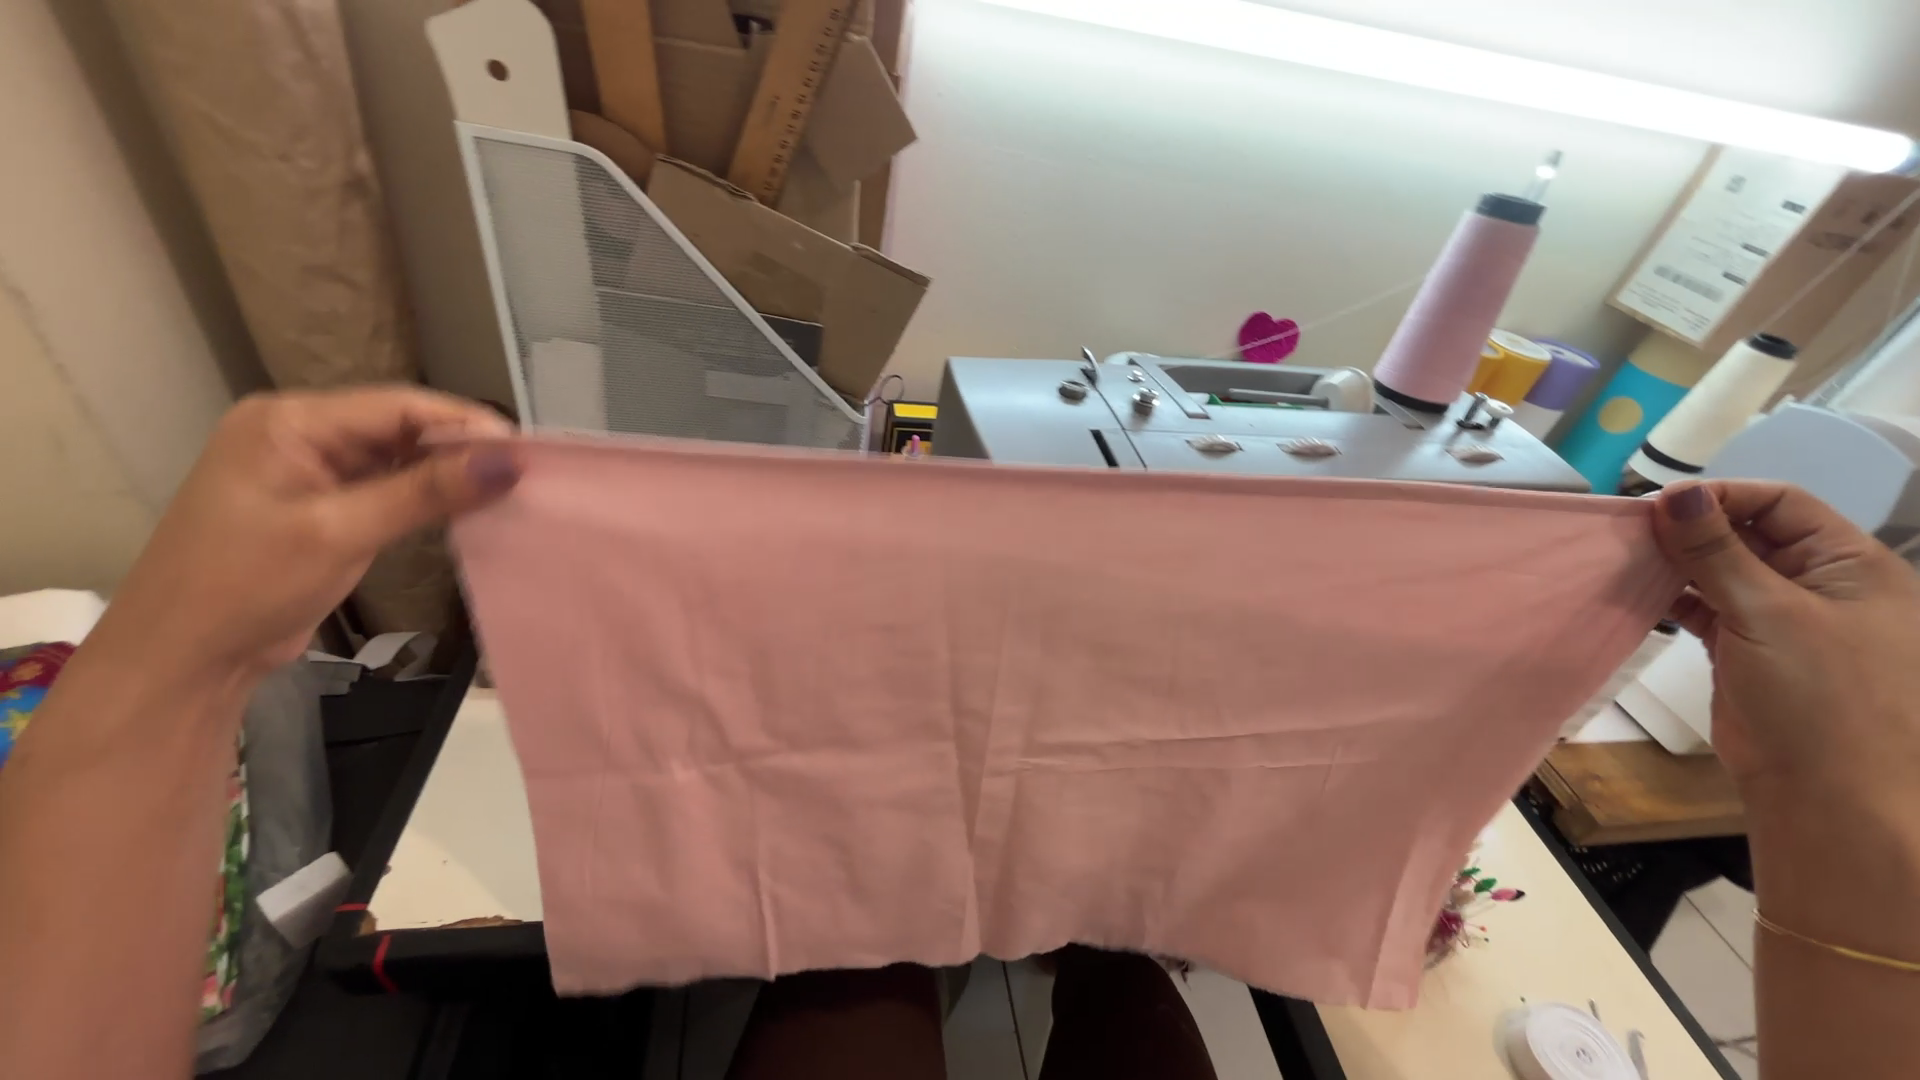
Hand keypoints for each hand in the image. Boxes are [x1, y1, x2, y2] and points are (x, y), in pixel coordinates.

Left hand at [91, 386, 520, 683]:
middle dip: (462, 448)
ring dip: (450, 473)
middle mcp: (301, 434)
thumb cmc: (247, 586)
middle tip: (525, 474)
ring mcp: (311, 471)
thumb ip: (426, 492)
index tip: (527, 453)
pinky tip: (466, 508)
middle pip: (402, 426)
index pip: (398, 406)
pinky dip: (429, 496)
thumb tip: (508, 460)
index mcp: (288, 422)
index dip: (466, 424)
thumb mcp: (341, 532)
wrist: (184, 658)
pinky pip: (390, 485)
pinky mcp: (324, 505)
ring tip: (508, 490)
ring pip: (400, 457)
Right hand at [1651, 480, 1919, 800]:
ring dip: (1676, 561)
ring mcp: (1782, 617)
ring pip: (1721, 569)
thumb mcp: (1767, 613)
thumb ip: (1717, 551)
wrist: (1827, 790)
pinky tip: (1638, 590)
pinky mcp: (1747, 646)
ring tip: (1625, 558)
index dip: (1723, 496)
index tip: (1659, 506)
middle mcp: (1820, 584)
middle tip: (1630, 530)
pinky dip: (1672, 595)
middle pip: (1748, 533)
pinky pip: (1705, 604)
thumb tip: (1675, 494)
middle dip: (1692, 528)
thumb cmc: (1819, 695)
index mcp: (1852, 566)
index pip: (1783, 503)